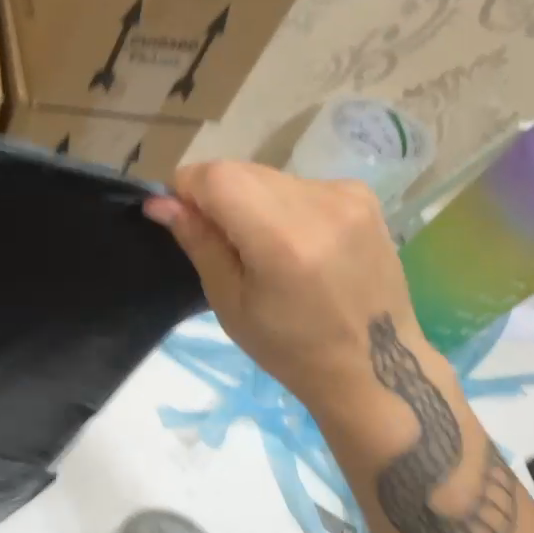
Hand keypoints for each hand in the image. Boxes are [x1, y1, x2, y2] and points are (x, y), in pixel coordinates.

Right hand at [144, 161, 428, 415]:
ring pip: (267, 175)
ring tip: (256, 247)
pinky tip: (288, 242)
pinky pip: (297, 184)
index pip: (217, 177)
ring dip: (245, 199)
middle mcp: (321, 204)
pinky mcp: (361, 196)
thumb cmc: (288, 346)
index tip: (181, 220)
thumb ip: (199, 242)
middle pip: (241, 170)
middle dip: (214, 195)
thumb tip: (159, 204)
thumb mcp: (229, 301)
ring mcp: (347, 195)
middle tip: (215, 240)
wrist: (373, 362)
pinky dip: (276, 203)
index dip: (187, 189)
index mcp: (283, 240)